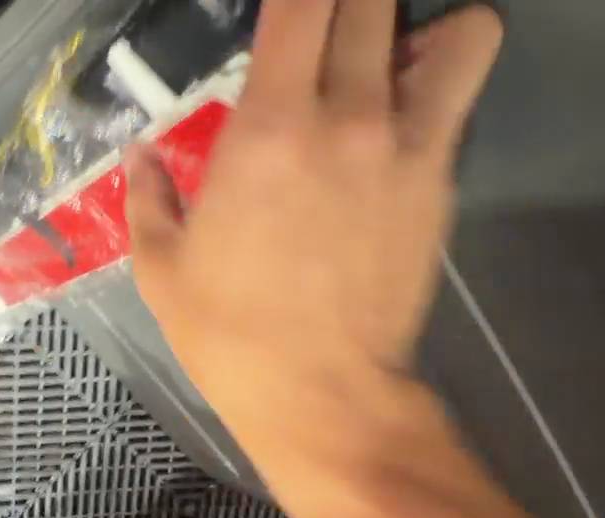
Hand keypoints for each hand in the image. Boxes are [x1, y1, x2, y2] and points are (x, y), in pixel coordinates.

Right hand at [126, 0, 502, 507]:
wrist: (317, 391)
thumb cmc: (226, 335)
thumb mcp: (161, 272)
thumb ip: (149, 198)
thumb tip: (141, 154)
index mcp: (265, 129)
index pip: (299, 2)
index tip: (281, 10)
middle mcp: (344, 114)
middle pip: (367, 0)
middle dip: (339, 3)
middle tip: (314, 29)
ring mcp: (404, 142)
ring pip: (455, 25)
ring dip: (414, 25)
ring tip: (385, 57)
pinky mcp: (439, 177)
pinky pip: (463, 89)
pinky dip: (443, 74)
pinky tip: (402, 113)